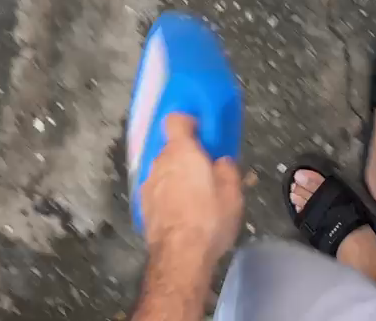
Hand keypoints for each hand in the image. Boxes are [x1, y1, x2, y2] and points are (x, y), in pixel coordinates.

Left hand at [140, 113, 244, 274]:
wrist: (179, 255)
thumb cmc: (208, 218)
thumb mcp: (232, 193)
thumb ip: (227, 169)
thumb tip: (221, 161)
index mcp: (181, 151)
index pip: (175, 120)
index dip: (187, 121)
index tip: (199, 130)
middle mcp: (160, 160)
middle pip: (171, 148)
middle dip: (185, 155)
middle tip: (203, 171)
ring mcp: (148, 182)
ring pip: (163, 170)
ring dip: (175, 176)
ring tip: (193, 197)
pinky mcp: (143, 204)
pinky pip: (157, 190)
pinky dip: (167, 195)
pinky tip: (179, 213)